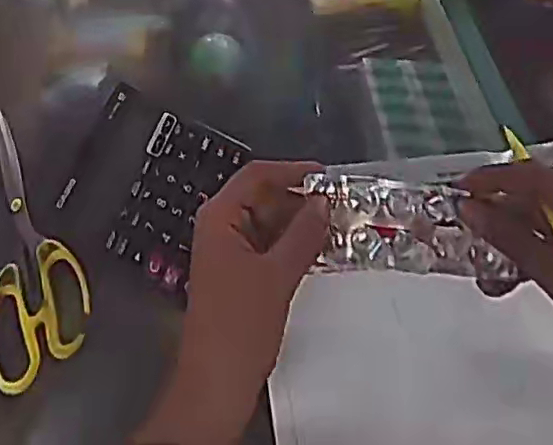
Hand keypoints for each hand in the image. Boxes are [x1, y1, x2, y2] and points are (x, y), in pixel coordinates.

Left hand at [133, 161, 328, 444]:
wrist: (216, 382)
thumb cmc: (238, 326)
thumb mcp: (277, 275)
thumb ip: (302, 234)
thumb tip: (321, 203)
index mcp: (218, 215)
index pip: (255, 175)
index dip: (290, 171)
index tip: (323, 174)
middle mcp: (219, 225)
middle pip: (260, 196)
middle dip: (297, 199)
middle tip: (336, 205)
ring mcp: (226, 248)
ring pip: (266, 221)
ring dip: (296, 223)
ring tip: (332, 227)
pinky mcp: (236, 271)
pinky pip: (265, 244)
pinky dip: (289, 244)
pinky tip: (315, 250)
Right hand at [461, 163, 552, 444]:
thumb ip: (522, 247)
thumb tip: (476, 212)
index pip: (540, 178)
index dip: (494, 178)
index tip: (461, 191)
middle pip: (547, 196)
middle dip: (502, 211)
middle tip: (469, 233)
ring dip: (519, 236)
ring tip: (492, 271)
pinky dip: (545, 250)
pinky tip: (525, 277)